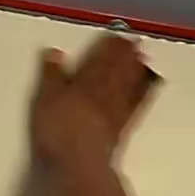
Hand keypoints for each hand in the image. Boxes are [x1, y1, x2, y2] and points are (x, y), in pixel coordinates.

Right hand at [30, 33, 159, 168]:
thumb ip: (51, 75)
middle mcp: (104, 93)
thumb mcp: (45, 98)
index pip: (97, 59)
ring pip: (129, 84)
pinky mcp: (122, 130)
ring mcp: (116, 112)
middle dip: (125, 54)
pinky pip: (136, 105)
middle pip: (116, 69)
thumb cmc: (58, 129)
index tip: (116, 33)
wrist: (79, 162)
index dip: (106, 46)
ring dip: (136, 70)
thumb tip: (54, 52)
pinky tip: (149, 87)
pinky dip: (143, 94)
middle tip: (135, 40)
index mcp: (84, 82)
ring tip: (143, 58)